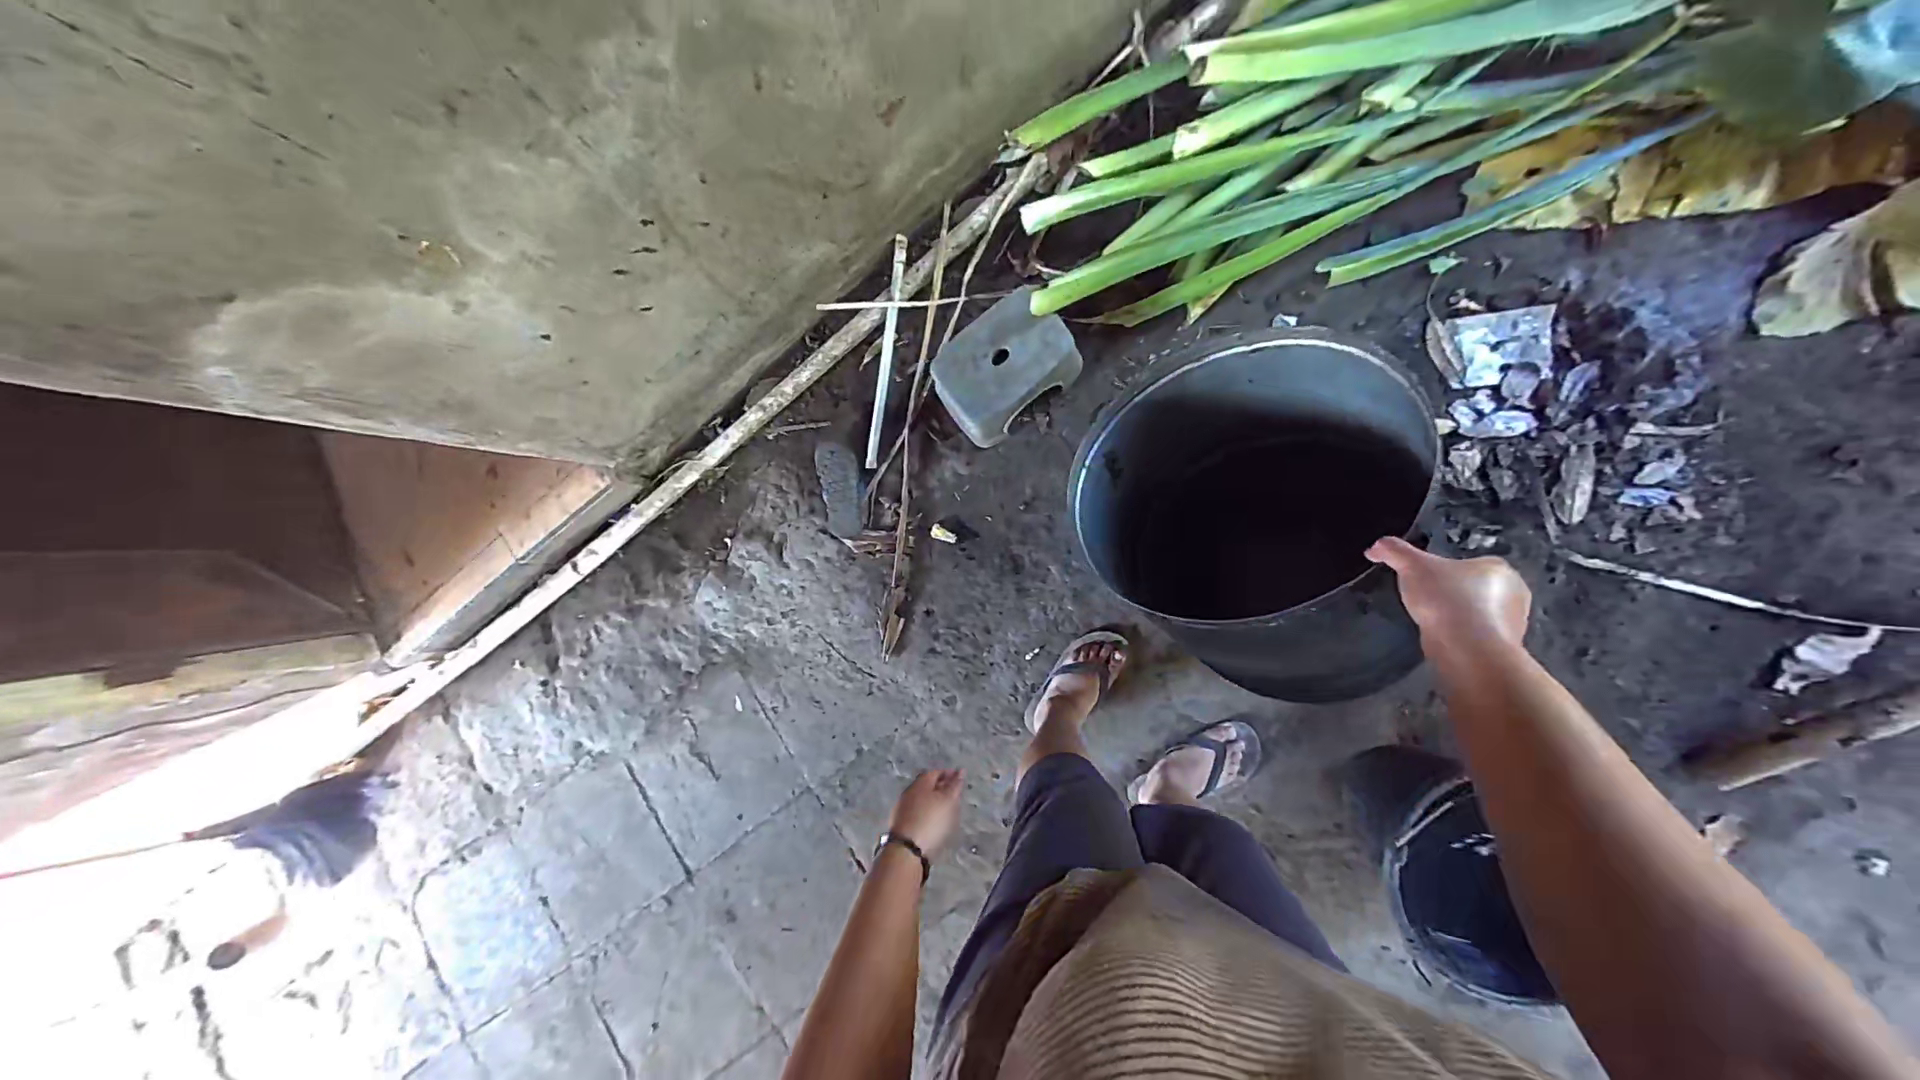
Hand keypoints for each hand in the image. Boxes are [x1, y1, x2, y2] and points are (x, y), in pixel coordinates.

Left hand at [886, 769, 963, 860]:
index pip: (935, 772)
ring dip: (933, 800)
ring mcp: (903, 809)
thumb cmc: (931, 821)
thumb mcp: (948, 801)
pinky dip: (927, 812)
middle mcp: (909, 792)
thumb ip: (954, 785)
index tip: (960, 779)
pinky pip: (917, 812)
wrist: (907, 851)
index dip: (948, 774)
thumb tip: (960, 771)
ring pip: (921, 799)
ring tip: (947, 808)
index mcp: (920, 783)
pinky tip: (934, 821)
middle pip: (927, 785)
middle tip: (955, 793)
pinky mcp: (901, 824)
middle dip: (940, 787)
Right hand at [1366, 536, 1530, 650]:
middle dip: (1451, 593)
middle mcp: (1515, 592)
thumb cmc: (1446, 599)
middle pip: (1472, 587)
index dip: (1443, 572)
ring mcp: (1513, 621)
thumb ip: (1393, 551)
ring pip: (1475, 612)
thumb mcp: (1412, 566)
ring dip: (1455, 615)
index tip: (1425, 582)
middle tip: (1426, 600)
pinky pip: (1476, 634)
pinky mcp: (1504, 646)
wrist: (1466, 647)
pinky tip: (1443, 637)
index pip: (1468, 563)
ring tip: (1432, 621)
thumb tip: (1374, 548)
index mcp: (1499, 568)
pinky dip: (1459, 634)